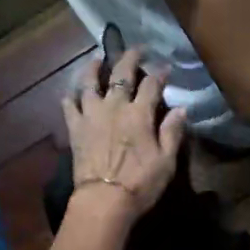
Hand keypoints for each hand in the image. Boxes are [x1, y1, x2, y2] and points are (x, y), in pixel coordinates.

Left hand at [62, 47, 186, 214]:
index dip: (159, 73)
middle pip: (121, 74)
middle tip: (136, 49)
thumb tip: (180, 109)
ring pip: (90, 82)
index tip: (165, 67)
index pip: (152, 84)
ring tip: (97, 59)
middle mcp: (114, 106)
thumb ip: (172, 132)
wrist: (104, 200)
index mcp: (140, 113)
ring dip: (94, 68)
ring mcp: (91, 114)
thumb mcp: (167, 161)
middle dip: (130, 58)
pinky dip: (71, 96)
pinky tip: (72, 93)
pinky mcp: (75, 128)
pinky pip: (69, 105)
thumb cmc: (141, 183)